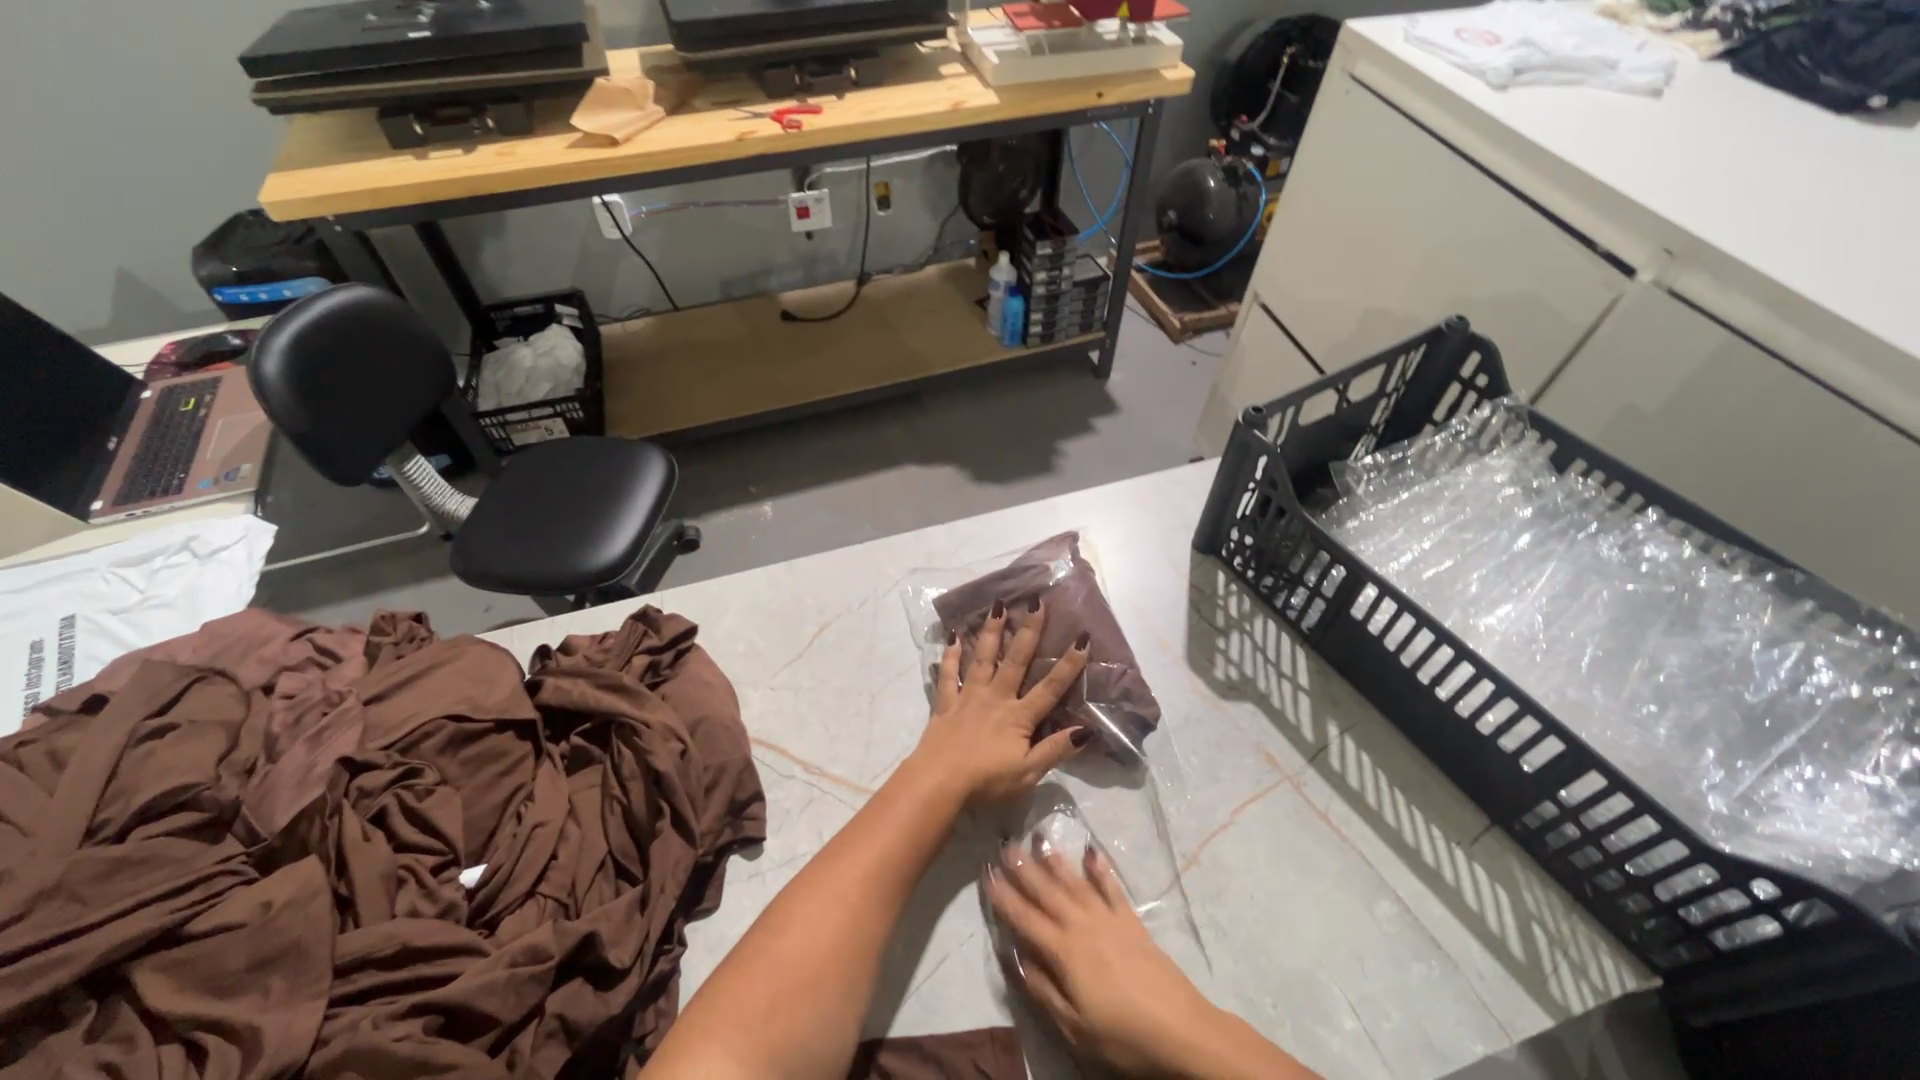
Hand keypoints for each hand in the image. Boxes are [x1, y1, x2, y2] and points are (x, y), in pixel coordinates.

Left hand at [908, 597, 1092, 804]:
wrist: (938, 781)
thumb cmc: (986, 781)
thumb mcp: (1028, 773)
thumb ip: (1056, 749)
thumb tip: (1088, 730)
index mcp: (1019, 716)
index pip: (1050, 687)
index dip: (1069, 665)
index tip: (1082, 638)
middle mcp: (996, 698)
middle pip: (1016, 660)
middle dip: (1029, 630)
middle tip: (1036, 601)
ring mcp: (969, 697)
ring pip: (982, 658)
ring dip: (991, 631)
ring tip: (997, 605)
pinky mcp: (946, 703)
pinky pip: (948, 674)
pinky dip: (950, 655)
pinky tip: (952, 636)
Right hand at [986, 841, 1222, 1078]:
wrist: (1181, 1029)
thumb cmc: (1121, 1034)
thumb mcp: (1072, 1024)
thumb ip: (1040, 987)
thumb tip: (1012, 955)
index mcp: (1063, 952)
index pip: (1025, 919)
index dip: (1004, 897)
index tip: (986, 874)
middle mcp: (1082, 926)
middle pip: (1047, 893)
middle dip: (1024, 869)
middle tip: (1005, 845)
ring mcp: (1109, 920)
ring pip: (1075, 883)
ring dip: (1055, 861)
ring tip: (1038, 838)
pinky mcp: (1132, 922)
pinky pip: (1111, 888)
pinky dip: (1099, 869)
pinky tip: (1090, 852)